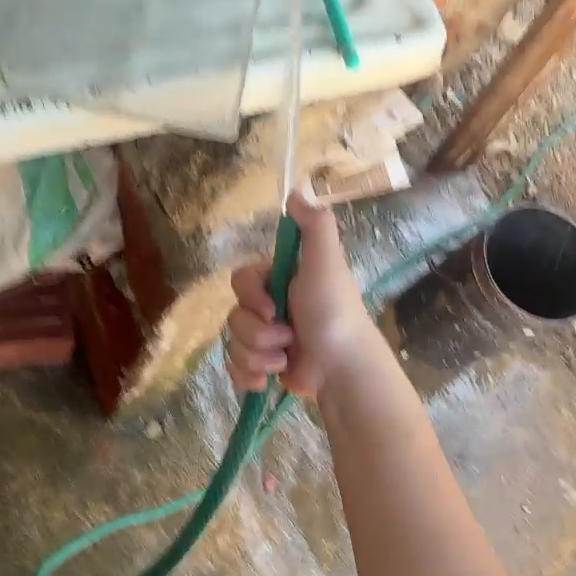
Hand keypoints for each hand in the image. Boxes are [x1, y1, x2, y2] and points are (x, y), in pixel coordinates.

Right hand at [225, 192, 382, 397]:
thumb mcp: (327, 262)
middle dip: (257, 333)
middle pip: (234, 316)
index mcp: (280, 281)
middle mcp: (271, 308)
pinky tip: (265, 382)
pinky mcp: (263, 367)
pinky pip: (235, 369)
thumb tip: (294, 193)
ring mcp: (266, 340)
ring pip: (233, 344)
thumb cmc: (334, 313)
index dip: (251, 296)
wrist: (343, 368)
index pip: (240, 281)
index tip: (273, 308)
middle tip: (287, 338)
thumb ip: (314, 226)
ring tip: (284, 361)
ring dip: (256, 356)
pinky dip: (247, 376)